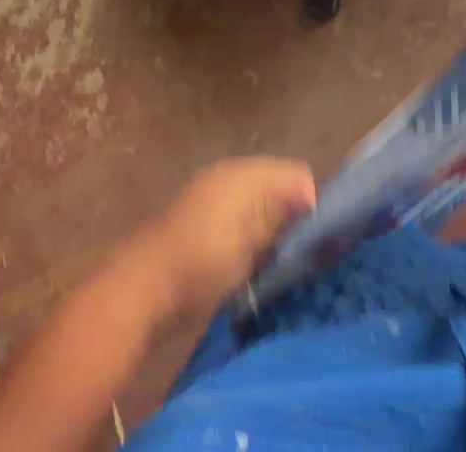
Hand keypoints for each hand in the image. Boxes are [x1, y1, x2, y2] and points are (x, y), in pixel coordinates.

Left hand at [128, 158, 315, 320]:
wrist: (142, 291)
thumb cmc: (201, 262)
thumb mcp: (251, 240)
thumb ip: (282, 213)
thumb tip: (312, 194)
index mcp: (242, 173)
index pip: (296, 175)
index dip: (313, 202)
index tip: (323, 239)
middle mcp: (228, 178)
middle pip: (278, 189)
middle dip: (294, 217)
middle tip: (307, 254)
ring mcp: (211, 199)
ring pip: (259, 208)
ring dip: (273, 231)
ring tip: (284, 264)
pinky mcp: (201, 224)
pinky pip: (241, 222)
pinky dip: (252, 239)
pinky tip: (256, 266)